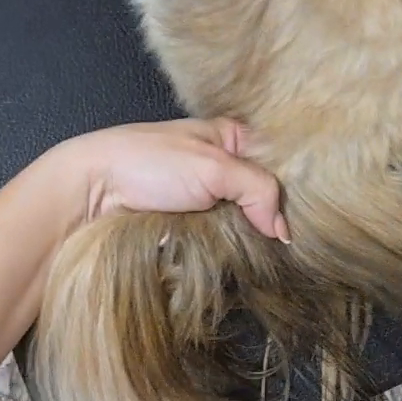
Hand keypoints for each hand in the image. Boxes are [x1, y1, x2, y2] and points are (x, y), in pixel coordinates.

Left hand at [41, 119, 290, 240]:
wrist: (90, 191)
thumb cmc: (149, 163)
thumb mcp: (215, 167)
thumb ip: (259, 190)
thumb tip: (284, 231)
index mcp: (229, 138)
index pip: (277, 163)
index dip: (293, 188)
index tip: (311, 216)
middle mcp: (220, 167)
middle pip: (261, 197)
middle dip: (271, 218)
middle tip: (290, 244)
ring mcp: (204, 200)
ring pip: (242, 223)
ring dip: (249, 239)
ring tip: (271, 258)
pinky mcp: (188, 227)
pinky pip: (219, 241)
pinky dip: (227, 251)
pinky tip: (243, 262)